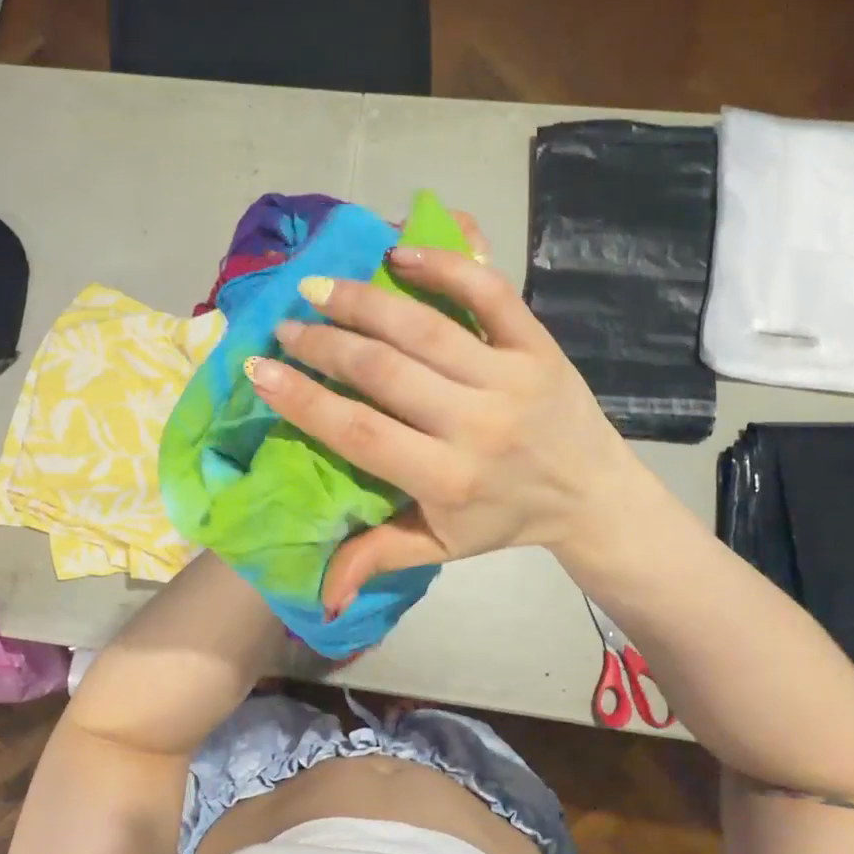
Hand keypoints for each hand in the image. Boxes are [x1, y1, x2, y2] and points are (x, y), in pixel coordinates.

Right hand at [243, 214, 639, 613]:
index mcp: (445, 478)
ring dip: (364, 302)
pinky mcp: (537, 345)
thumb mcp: (438, 548)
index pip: (359, 432)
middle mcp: (475, 424)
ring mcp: (509, 377)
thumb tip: (322, 600)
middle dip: (323, 343)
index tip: (259, 371)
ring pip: (425, 327)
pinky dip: (445, 266)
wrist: (594, 496)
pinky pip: (489, 293)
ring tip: (318, 288)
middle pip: (383, 370)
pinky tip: (399, 252)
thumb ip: (376, 559)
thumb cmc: (503, 520)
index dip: (304, 400)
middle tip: (285, 326)